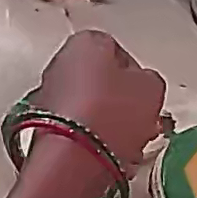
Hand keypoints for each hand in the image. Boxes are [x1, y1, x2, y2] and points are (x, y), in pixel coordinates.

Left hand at [31, 30, 164, 169]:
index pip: (117, 50)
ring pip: (88, 107)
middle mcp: (60, 63)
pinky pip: (77, 129)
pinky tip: (110, 154)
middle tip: (140, 119)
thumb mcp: (152, 89)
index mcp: (86, 42)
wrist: (77, 155)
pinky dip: (92, 139)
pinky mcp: (44, 128)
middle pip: (99, 80)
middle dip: (120, 100)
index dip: (136, 75)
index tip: (146, 94)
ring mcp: (49, 96)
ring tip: (128, 144)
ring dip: (108, 123)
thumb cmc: (112, 113)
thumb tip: (145, 87)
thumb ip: (150, 81)